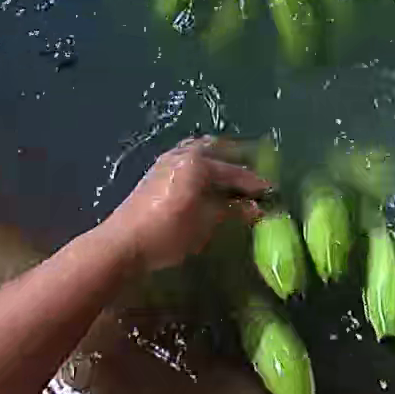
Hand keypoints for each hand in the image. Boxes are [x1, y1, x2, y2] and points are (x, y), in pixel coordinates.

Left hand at [98, 137, 271, 274]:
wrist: (122, 243)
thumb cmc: (169, 233)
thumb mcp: (207, 223)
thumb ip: (232, 210)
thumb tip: (257, 208)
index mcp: (199, 163)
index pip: (235, 172)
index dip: (255, 183)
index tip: (271, 192)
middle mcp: (184, 154)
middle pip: (217, 151)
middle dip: (237, 162)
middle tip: (251, 178)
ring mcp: (167, 160)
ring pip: (199, 150)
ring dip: (217, 158)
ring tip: (229, 174)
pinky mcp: (156, 171)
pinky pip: (185, 156)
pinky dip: (200, 161)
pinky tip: (204, 177)